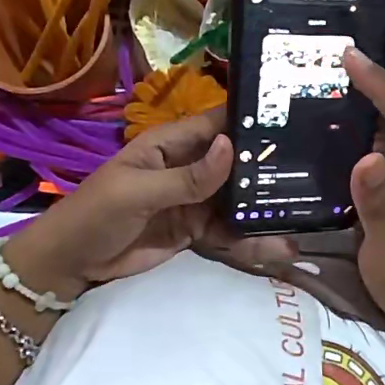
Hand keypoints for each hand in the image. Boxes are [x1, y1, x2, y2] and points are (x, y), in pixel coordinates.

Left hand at [10, 108, 290, 296]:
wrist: (71, 264)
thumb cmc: (96, 214)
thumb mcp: (139, 192)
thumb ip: (187, 177)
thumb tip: (231, 147)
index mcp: (171, 145)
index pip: (216, 124)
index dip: (249, 120)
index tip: (292, 120)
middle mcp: (188, 168)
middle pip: (235, 163)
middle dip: (267, 167)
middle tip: (313, 172)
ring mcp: (194, 201)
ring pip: (237, 201)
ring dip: (264, 209)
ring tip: (302, 218)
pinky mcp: (196, 231)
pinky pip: (229, 233)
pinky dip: (251, 241)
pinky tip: (278, 249)